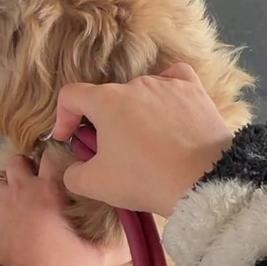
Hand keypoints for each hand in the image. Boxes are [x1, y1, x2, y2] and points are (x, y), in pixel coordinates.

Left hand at [0, 154, 129, 265]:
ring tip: (17, 209)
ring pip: (0, 182)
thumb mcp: (91, 261)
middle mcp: (20, 188)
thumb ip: (116, 248)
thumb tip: (139, 242)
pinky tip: (2, 230)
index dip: (56, 160)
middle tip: (35, 188)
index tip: (61, 170)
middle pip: (19, 161)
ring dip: (8, 190)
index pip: (52, 156)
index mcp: (48, 191)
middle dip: (26, 169)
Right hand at [52, 64, 234, 215]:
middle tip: (108, 152)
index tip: (67, 138)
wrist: (204, 181)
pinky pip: (172, 80)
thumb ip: (72, 173)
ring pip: (137, 93)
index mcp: (106, 101)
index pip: (71, 96)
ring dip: (132, 114)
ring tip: (142, 142)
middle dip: (100, 123)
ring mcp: (166, 84)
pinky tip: (165, 109)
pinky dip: (163, 93)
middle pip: (106, 98)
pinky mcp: (193, 90)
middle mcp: (135, 84)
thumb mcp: (96, 185)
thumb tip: (75, 167)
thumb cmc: (144, 179)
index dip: (62, 118)